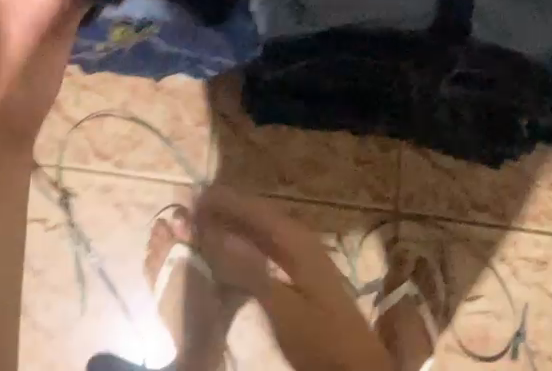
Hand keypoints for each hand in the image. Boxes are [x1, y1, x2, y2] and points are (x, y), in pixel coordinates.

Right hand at [193, 187, 397, 370]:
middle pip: (258, 215)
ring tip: (205, 224)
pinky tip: (231, 252)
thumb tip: (214, 232)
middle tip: (194, 209)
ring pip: (262, 230)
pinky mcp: (302, 274)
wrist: (356, 367)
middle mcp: (300, 239)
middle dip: (227, 209)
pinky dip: (246, 244)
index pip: (254, 209)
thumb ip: (248, 268)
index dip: (225, 201)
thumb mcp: (282, 307)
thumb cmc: (320, 337)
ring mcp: (303, 256)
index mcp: (296, 240)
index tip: (195, 196)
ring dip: (235, 225)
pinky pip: (267, 247)